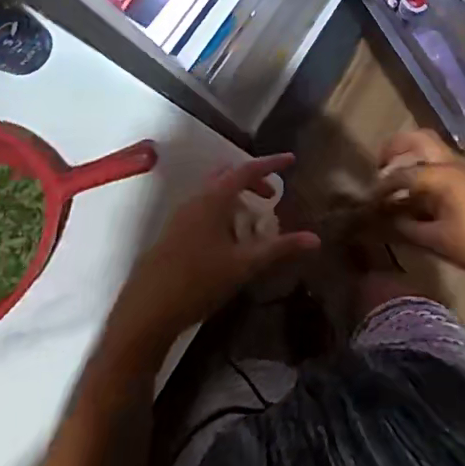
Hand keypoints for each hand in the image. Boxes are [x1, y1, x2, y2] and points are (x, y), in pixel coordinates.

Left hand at [109, 154, 320, 344]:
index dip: (270, 163)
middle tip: (272, 196)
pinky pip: (203, 207)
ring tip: (254, 220)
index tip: (291, 159)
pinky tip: (230, 238)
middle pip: (227, 176)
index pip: (246, 170)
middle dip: (252, 180)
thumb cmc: (200, 281)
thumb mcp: (244, 265)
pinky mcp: (174, 231)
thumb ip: (279, 249)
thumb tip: (315, 238)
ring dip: (236, 196)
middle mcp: (196, 199)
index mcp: (213, 199)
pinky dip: (223, 210)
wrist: (150, 306)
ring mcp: (181, 214)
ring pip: (213, 192)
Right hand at [373, 130, 464, 290]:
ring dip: (408, 154)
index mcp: (443, 176)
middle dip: (393, 148)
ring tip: (393, 176)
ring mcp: (463, 168)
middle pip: (417, 138)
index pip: (402, 173)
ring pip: (429, 145)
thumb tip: (386, 218)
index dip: (382, 186)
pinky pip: (439, 159)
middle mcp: (452, 163)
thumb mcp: (436, 240)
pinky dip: (421, 164)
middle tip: (378, 166)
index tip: (369, 200)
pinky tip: (414, 189)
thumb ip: (406, 226)